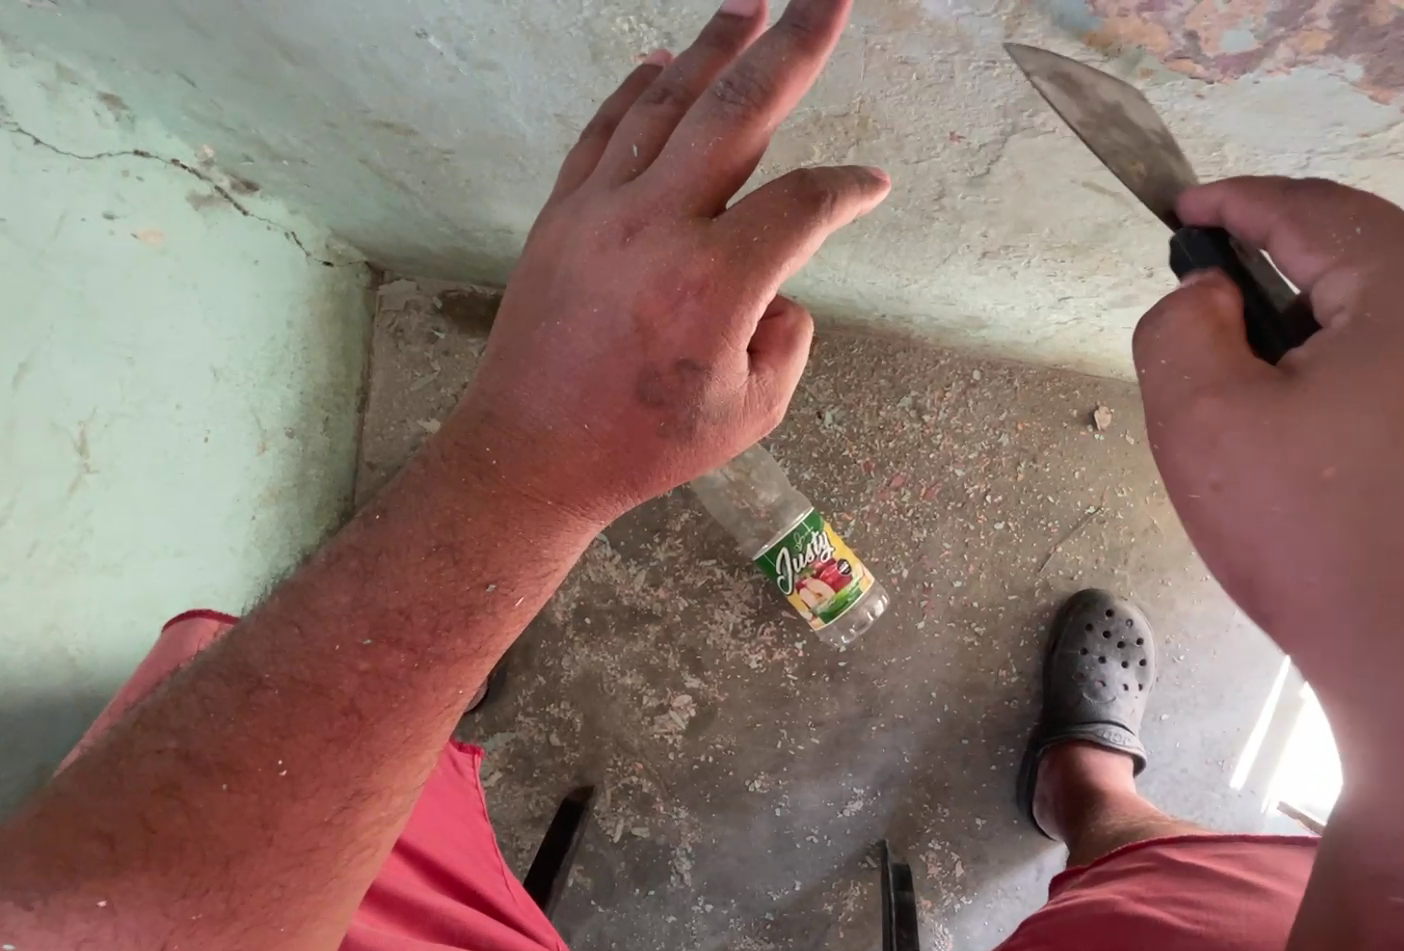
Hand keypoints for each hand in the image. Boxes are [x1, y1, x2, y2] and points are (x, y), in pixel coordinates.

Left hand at [441, 0, 888, 527]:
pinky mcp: (561, 217)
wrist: (532, 452)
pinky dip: (636, 92)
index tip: (871, 189)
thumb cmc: (644, 447)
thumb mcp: (749, 415)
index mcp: (716, 283)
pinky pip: (603, 133)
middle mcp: (658, 227)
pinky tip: (659, 62)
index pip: (803, 207)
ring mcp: (601, 212)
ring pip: (666, 105)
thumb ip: (787, 343)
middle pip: (739, 113)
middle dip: (795, 48)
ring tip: (750, 6)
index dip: (847, 193)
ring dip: (714, 49)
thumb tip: (781, 295)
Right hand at [1133, 178, 1403, 732]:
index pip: (1307, 207)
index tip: (1184, 210)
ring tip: (1286, 443)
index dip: (1230, 204)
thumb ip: (1176, 329)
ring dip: (1333, 355)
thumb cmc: (1324, 549)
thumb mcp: (1200, 425)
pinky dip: (1386, 395)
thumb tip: (1208, 297)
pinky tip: (1356, 470)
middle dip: (1278, 302)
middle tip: (1220, 373)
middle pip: (1364, 267)